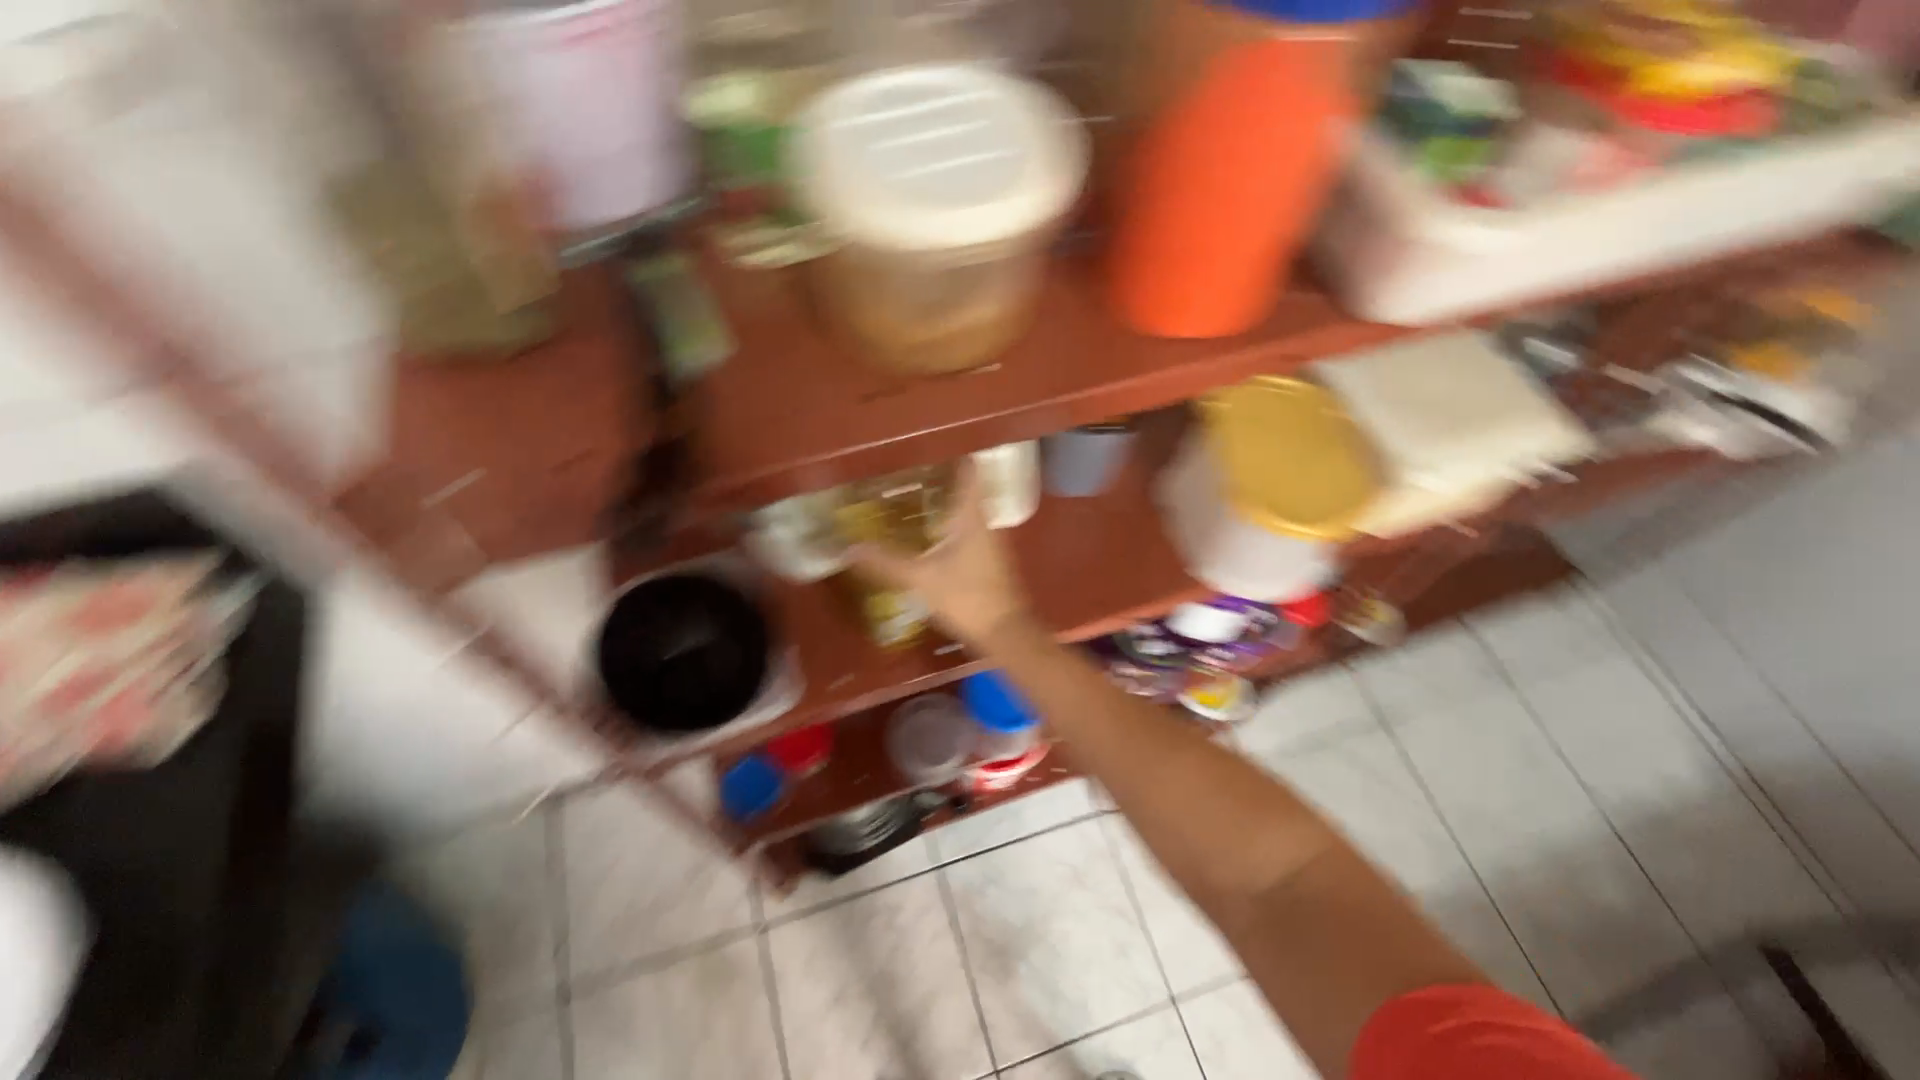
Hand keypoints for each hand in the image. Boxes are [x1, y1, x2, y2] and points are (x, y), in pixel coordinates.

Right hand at [848, 461, 1031, 646]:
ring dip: (942, 504)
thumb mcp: (921, 578)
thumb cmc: (967, 598)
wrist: (1005, 634)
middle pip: (964, 489)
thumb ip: (885, 562)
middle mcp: (984, 522)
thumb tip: (848, 547)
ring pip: (964, 512)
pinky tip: (926, 536)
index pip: (968, 470)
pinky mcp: (988, 562)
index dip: (952, 453)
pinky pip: (965, 532)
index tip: (927, 444)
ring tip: (910, 497)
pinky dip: (947, 527)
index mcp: (971, 515)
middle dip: (938, 479)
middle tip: (907, 471)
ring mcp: (989, 543)